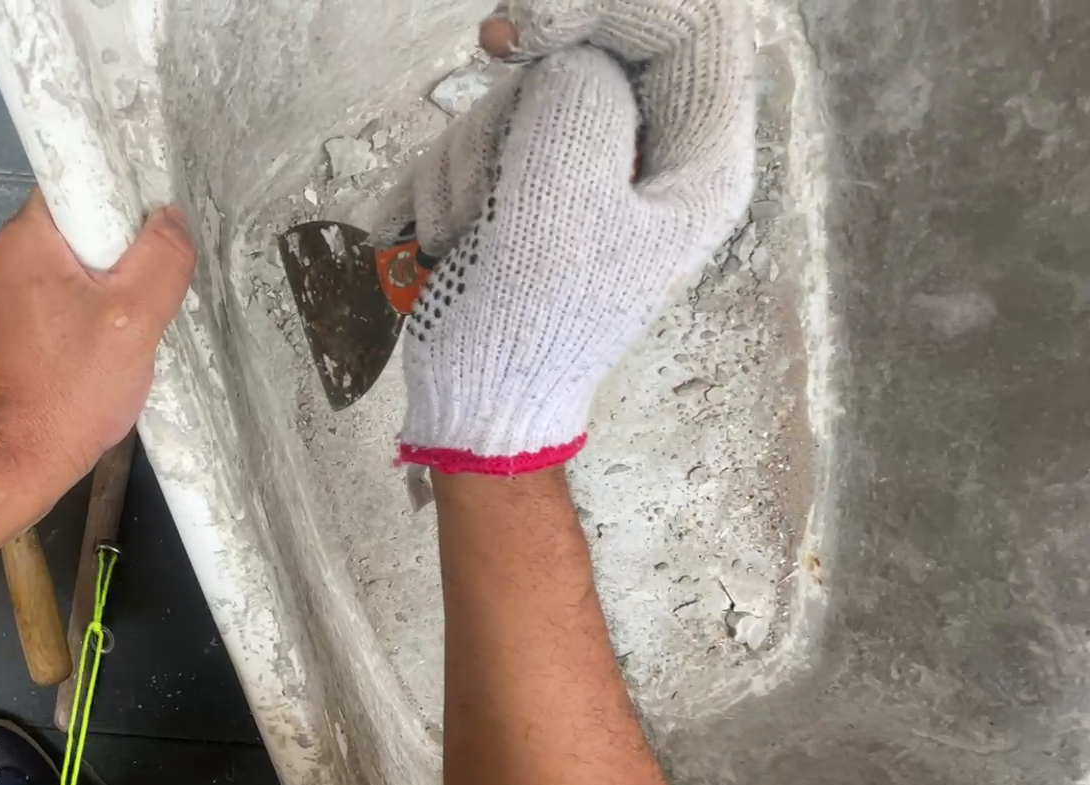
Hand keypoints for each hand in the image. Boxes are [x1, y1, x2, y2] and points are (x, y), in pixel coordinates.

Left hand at [0, 190, 195, 490]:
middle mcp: (7, 257)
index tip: (154, 232)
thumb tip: (173, 218)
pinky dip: (92, 309)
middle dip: (122, 248)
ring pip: (75, 266)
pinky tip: (112, 340)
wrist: (29, 459)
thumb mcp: (135, 319)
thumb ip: (162, 259)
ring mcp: (7, 296)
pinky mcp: (16, 328)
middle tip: (150, 285)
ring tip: (135, 319)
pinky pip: (63, 297)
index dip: (124, 197)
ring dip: (111, 284)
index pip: (78, 181)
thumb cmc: (75, 388)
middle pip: (80, 226)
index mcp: (26, 239)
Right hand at [376, 0, 754, 474]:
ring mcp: (569, 178)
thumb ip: (571, 102)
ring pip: (509, 108)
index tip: (510, 34)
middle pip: (575, 65)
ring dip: (460, 172)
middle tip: (482, 203)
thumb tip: (554, 66)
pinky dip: (437, 190)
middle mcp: (640, 157)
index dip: (597, 6)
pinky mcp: (511, 199)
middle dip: (504, 125)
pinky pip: (469, 151)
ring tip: (454, 243)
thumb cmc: (521, 331)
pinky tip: (430, 240)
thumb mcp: (556, 213)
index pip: (680, 22)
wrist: (470, 405)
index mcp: (695, 160)